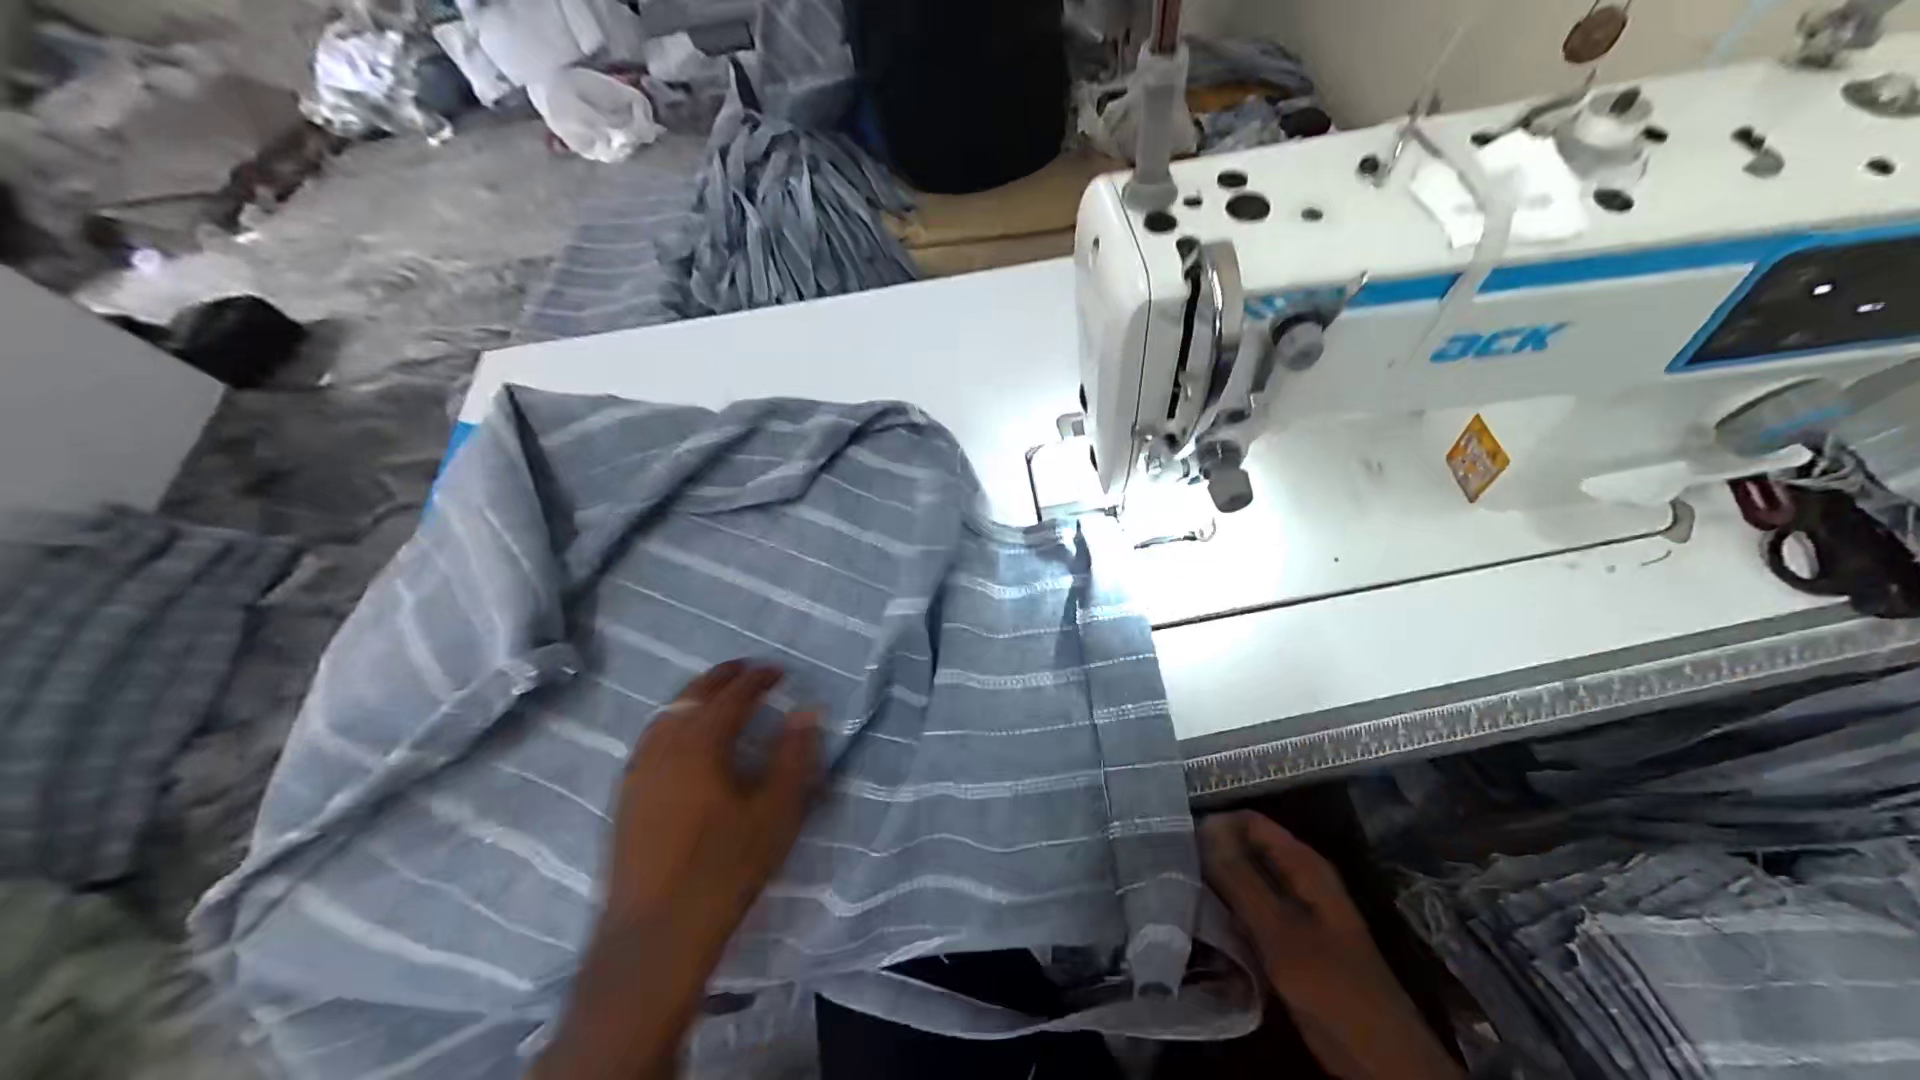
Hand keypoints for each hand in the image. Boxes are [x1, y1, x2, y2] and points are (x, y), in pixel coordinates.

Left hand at [536, 661, 819, 1079]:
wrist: (656, 934)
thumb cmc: (725, 869)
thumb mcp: (776, 812)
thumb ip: (794, 756)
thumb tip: (807, 712)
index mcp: (701, 744)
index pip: (732, 696)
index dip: (757, 679)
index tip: (778, 671)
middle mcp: (664, 747)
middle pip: (692, 697)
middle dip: (721, 678)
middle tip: (746, 669)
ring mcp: (638, 772)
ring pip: (666, 716)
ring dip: (693, 698)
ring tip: (715, 697)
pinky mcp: (626, 798)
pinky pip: (651, 739)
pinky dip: (673, 722)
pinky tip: (680, 741)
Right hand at [1200, 811, 1462, 1079]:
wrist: (1378, 1057)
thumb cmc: (1331, 985)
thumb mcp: (1278, 929)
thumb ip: (1240, 877)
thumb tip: (1204, 826)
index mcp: (1304, 865)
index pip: (1250, 822)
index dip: (1215, 825)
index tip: (1176, 842)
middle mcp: (1299, 879)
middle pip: (1246, 849)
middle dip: (1210, 856)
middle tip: (1169, 869)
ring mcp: (1293, 911)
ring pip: (1245, 882)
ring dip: (1215, 886)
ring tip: (1176, 893)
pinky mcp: (1287, 940)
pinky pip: (1248, 913)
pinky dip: (1226, 914)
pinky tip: (1199, 923)